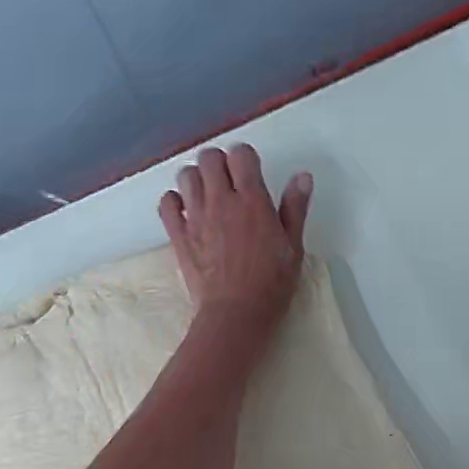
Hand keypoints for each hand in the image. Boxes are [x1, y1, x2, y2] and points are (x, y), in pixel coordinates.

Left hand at [159, 144, 312, 337]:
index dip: (245, 159)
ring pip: (186, 175)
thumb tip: (302, 176)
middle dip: (218, 163)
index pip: (241, 154)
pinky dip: (174, 201)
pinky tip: (186, 212)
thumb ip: (295, 208)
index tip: (249, 173)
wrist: (235, 314)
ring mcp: (196, 217)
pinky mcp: (178, 235)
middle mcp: (221, 201)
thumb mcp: (293, 247)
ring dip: (196, 179)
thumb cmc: (271, 284)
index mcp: (252, 200)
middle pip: (209, 158)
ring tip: (207, 196)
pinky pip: (166, 203)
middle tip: (227, 182)